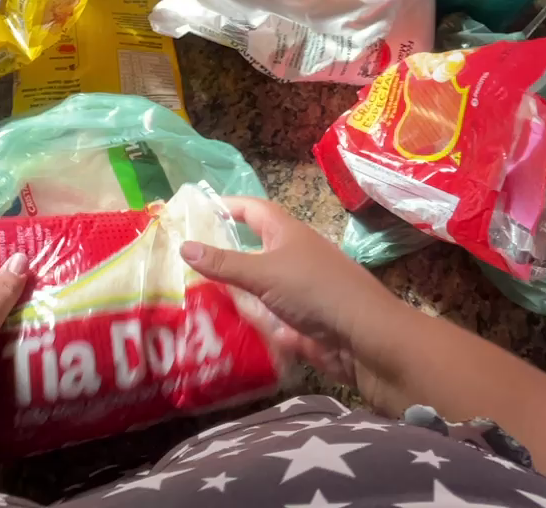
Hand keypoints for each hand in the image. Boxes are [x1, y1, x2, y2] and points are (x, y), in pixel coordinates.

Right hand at [181, 197, 412, 411]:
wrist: (364, 339)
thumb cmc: (315, 290)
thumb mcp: (263, 273)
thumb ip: (223, 263)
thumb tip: (183, 245)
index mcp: (284, 231)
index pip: (249, 209)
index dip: (224, 206)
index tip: (193, 212)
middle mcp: (288, 255)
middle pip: (248, 249)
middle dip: (219, 255)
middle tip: (181, 261)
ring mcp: (293, 289)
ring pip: (252, 285)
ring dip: (230, 292)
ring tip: (190, 297)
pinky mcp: (296, 320)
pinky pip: (263, 315)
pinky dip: (245, 320)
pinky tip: (220, 327)